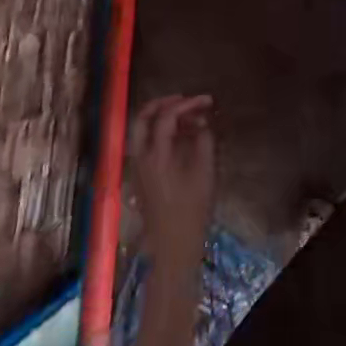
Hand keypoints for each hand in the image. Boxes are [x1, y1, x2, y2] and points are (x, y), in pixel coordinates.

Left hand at [129, 95, 215, 266]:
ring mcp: (137, 167)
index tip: (208, 101)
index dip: (187, 104)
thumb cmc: (192, 211)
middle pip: (142, 118)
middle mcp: (140, 158)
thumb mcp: (205, 173)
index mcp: (156, 157)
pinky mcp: (140, 175)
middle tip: (186, 99)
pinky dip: (161, 132)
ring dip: (162, 117)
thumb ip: (203, 142)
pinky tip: (182, 136)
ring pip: (141, 130)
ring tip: (189, 117)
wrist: (172, 245)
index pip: (166, 118)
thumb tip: (202, 123)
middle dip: (163, 103)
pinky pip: (146, 143)